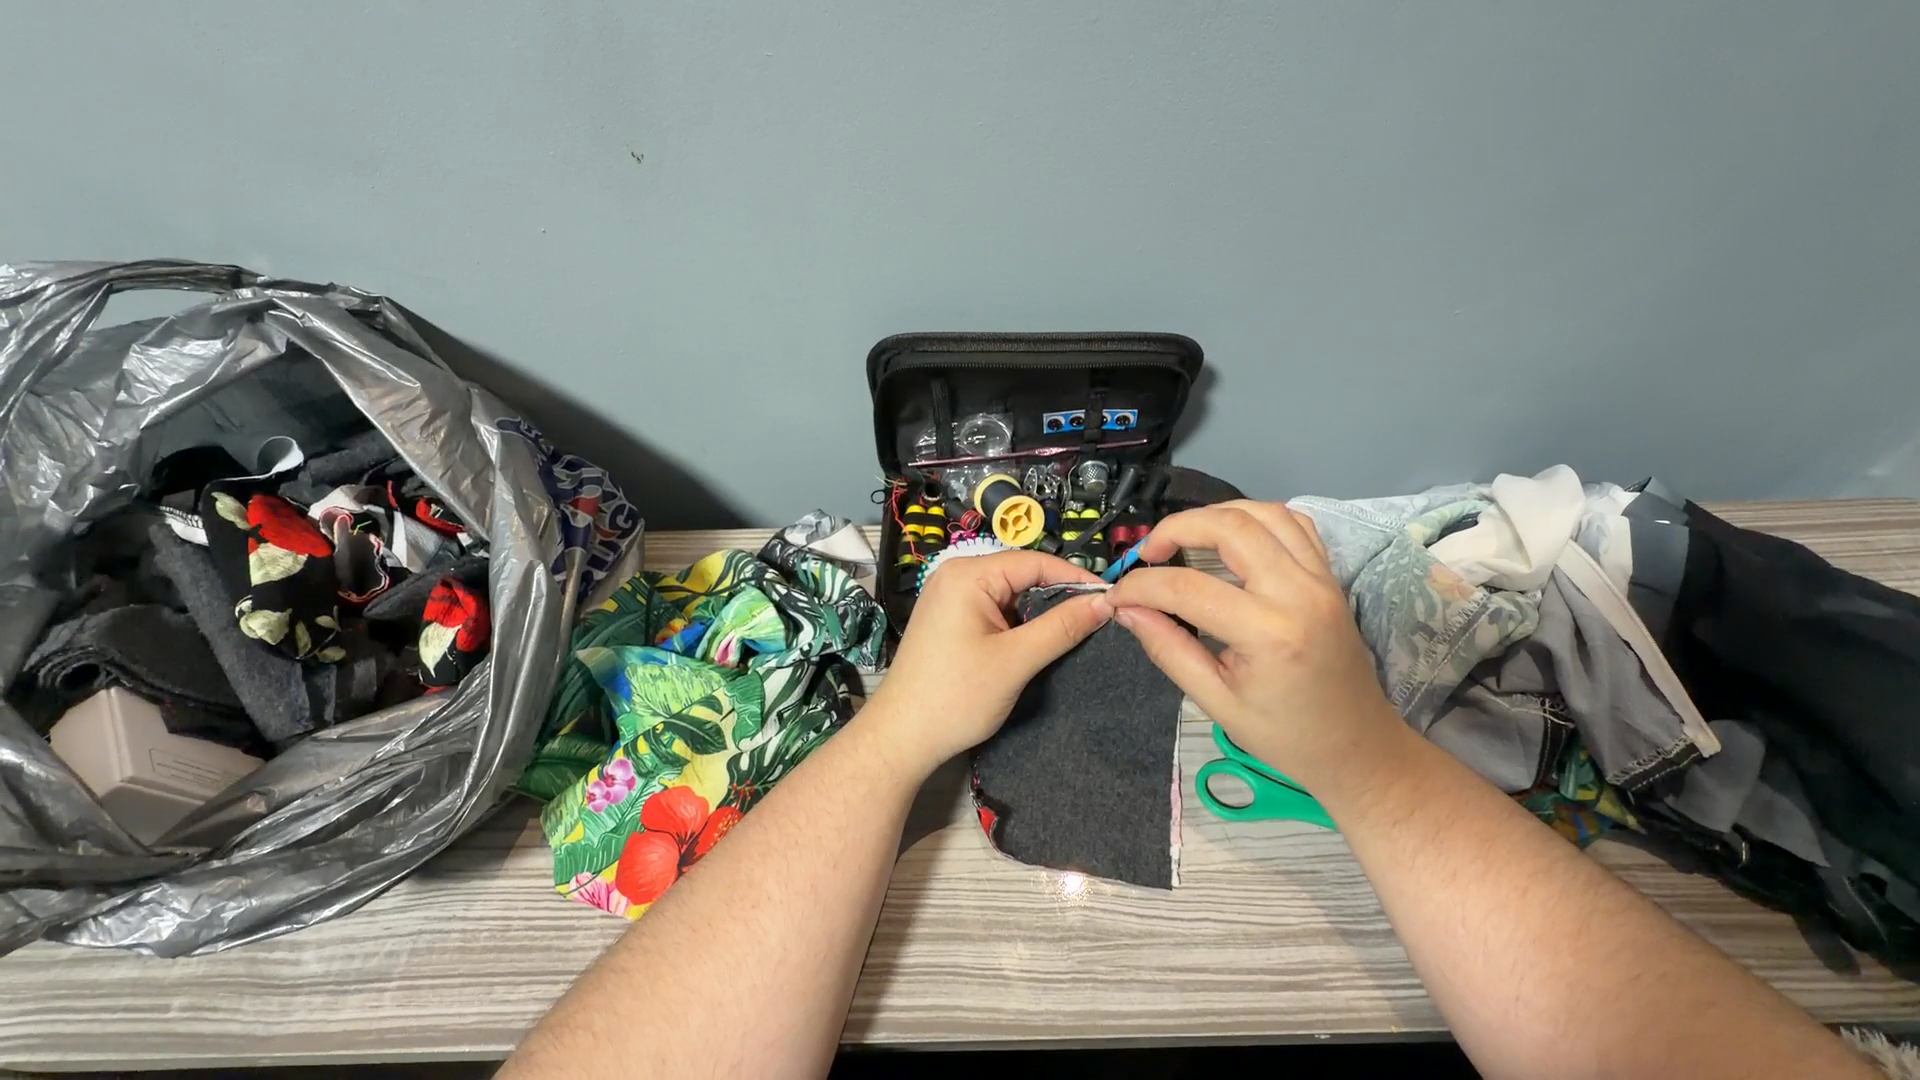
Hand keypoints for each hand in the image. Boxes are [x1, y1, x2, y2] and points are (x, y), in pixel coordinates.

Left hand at [864, 551, 1110, 771]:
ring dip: (1039, 614)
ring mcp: (950, 598)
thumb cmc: (956, 696)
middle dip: (1058, 597)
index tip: (1112, 599)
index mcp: (968, 574)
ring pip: (1011, 595)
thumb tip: (1105, 602)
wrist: (902, 737)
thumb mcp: (1016, 660)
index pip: (1034, 562)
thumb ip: (1062, 627)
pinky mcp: (950, 620)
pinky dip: (1019, 625)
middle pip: (1022, 576)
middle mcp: (956, 576)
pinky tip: (1038, 644)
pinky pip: (995, 611)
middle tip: (1098, 620)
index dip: (1076, 579)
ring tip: (1075, 634)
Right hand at [1103, 500, 1403, 788]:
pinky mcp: (1329, 576)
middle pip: (1230, 527)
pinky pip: (1293, 524)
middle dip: (1176, 528)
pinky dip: (1254, 520)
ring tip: (1183, 539)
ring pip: (1264, 513)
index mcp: (1269, 633)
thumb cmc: (1285, 736)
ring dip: (1215, 515)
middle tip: (1147, 554)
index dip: (1141, 586)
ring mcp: (1321, 579)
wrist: (1358, 747)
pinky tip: (1229, 539)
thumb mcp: (1215, 702)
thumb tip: (1126, 610)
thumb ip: (1168, 648)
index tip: (1117, 596)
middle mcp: (1299, 593)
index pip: (1188, 587)